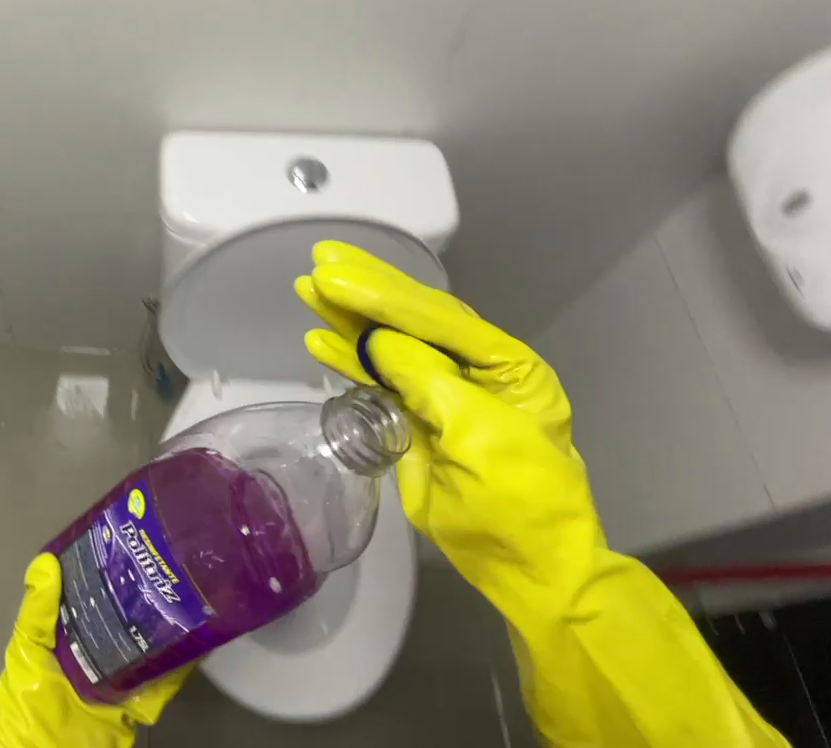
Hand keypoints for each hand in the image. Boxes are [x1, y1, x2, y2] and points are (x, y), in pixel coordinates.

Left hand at [0, 555, 192, 747]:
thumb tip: (47, 560)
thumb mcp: (27, 651)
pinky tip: (201, 636)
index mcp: (71, 630)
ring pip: (151, 639)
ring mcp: (124, 672)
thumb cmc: (29, 701)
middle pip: (127, 611)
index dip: (108, 566)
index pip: (92, 591)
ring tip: (190, 587)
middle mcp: (99, 645)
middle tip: (168, 559)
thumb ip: (37, 612)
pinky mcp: (142, 699)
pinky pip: (167, 677)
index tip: (129, 538)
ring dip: (169, 619)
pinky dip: (184, 659)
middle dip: (145, 589)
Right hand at [294, 241, 602, 611]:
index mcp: (504, 365)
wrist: (524, 569)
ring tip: (306, 288)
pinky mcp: (414, 416)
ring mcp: (441, 391)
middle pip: (410, 317)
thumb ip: (428, 383)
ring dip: (345, 318)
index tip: (334, 275)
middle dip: (363, 289)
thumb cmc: (517, 504)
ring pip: (386, 343)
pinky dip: (345, 359)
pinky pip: (375, 379)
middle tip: (320, 260)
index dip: (383, 294)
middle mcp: (472, 368)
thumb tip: (379, 344)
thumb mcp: (480, 438)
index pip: (437, 317)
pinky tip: (316, 339)